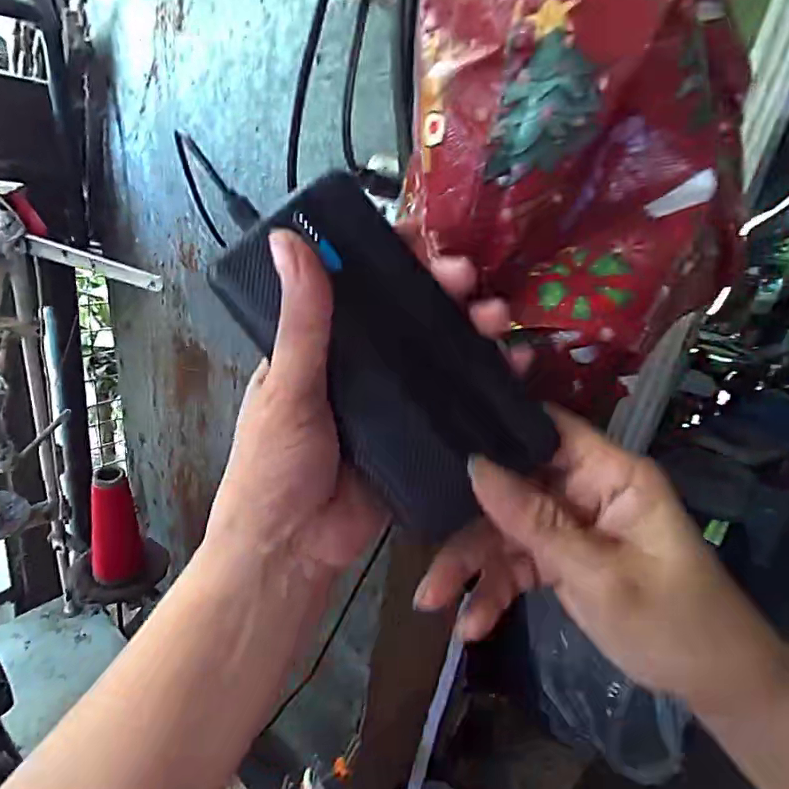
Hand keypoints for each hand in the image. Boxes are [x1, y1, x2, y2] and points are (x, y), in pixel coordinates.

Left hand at [204, 230, 518, 583]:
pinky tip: (515, 365)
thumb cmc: (274, 465)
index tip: (420, 242)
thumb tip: (288, 240)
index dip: (391, 261)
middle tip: (466, 277)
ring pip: (438, 354)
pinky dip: (486, 382)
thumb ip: (301, 321)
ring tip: (498, 317)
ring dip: (471, 329)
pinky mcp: (418, 439)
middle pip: (408, 317)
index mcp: (318, 348)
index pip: (358, 289)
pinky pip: (456, 403)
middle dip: (442, 291)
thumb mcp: (286, 388)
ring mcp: (391, 404)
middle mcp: (358, 369)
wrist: (292, 548)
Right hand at [432, 408, 788, 716]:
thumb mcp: (600, 575)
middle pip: (511, 491)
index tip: (440, 437)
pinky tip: (471, 625)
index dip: (496, 427)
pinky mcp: (560, 559)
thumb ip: (534, 522)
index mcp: (611, 475)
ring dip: (472, 569)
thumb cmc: (675, 623)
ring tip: (435, 603)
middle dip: (469, 532)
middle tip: (432, 570)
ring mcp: (570, 527)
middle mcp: (585, 492)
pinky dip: (493, 593)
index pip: (547, 430)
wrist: (715, 685)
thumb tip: (475, 465)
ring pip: (504, 533)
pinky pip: (516, 564)